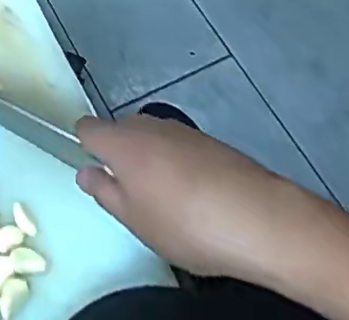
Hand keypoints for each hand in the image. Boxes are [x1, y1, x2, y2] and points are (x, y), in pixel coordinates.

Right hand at [74, 113, 329, 283]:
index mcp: (119, 141)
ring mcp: (180, 129)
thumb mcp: (136, 221)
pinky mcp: (210, 140)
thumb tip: (86, 173)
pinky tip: (202, 199)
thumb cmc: (186, 223)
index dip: (87, 148)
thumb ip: (104, 193)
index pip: (86, 127)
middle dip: (122, 156)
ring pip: (152, 138)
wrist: (262, 219)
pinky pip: (181, 147)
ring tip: (174, 202)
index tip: (100, 174)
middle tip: (137, 196)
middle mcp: (145, 124)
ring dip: (153, 160)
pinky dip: (182, 165)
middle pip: (120, 131)